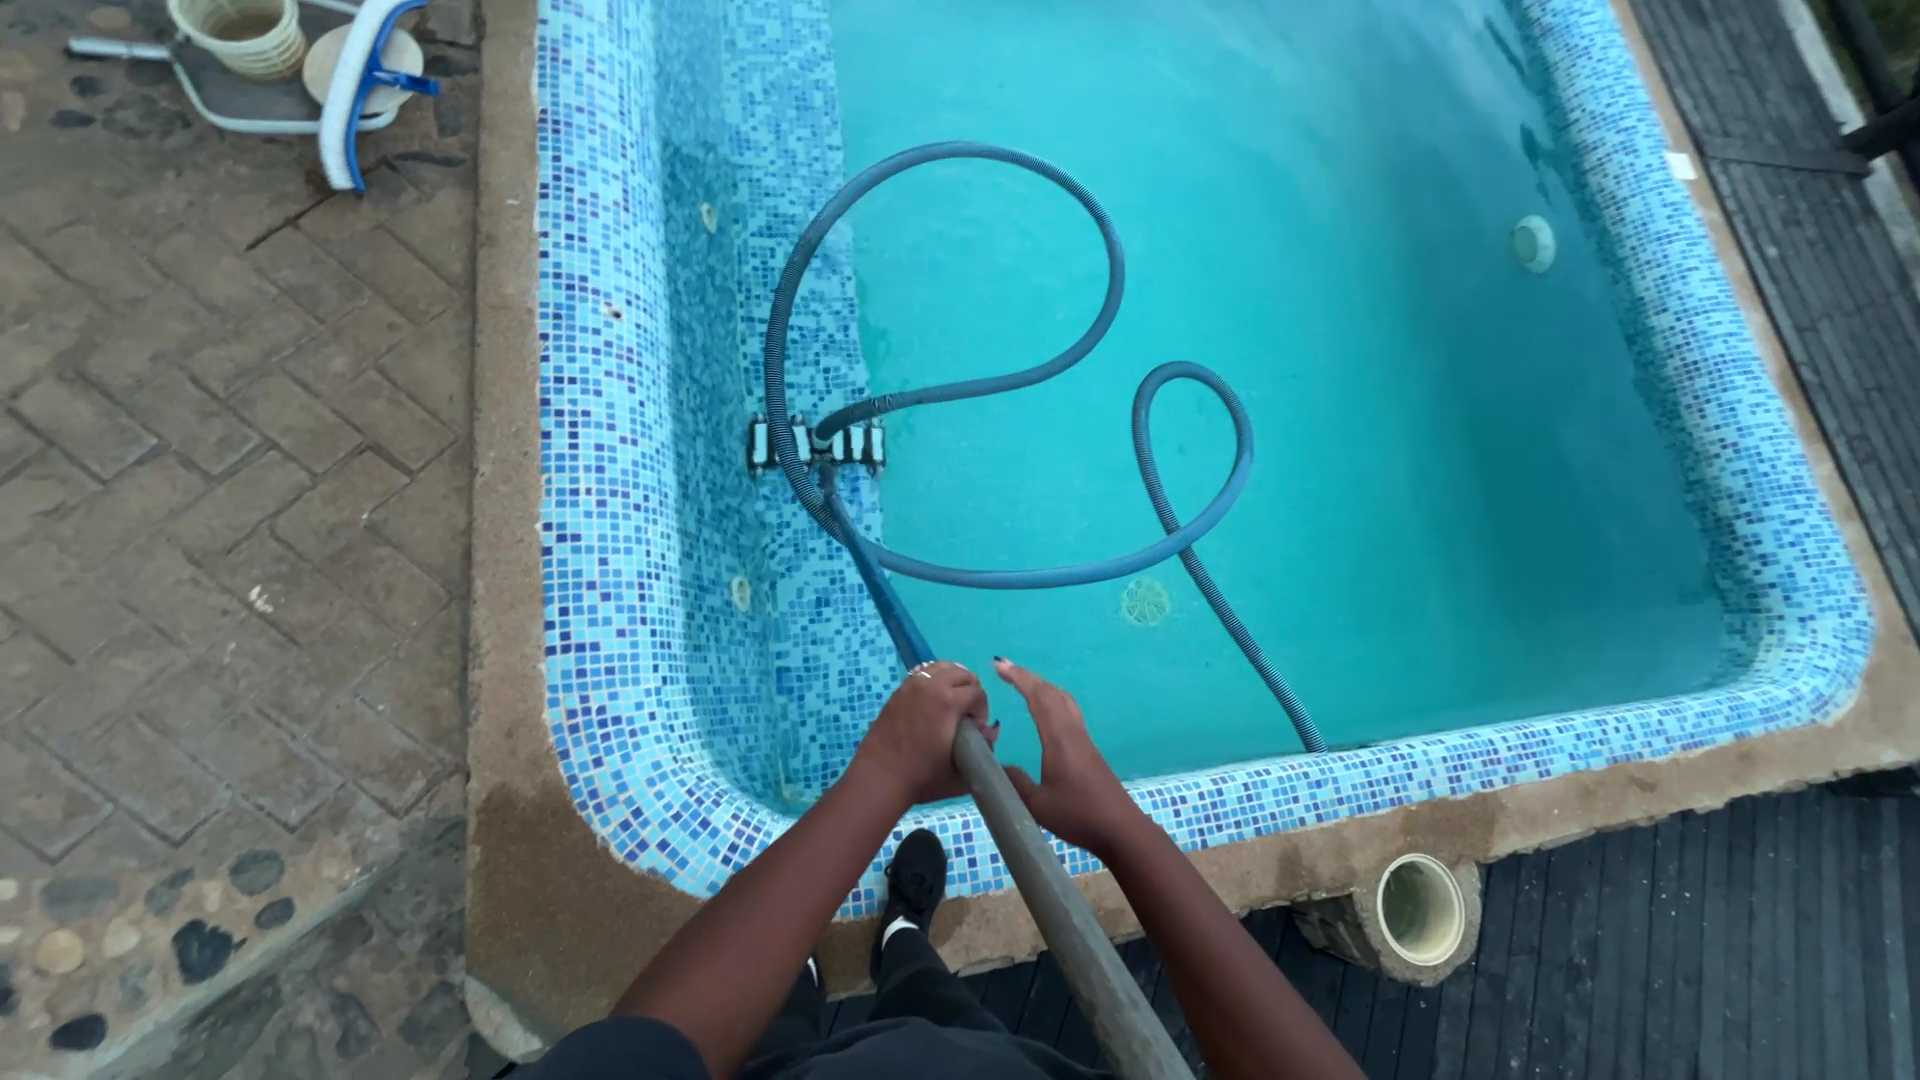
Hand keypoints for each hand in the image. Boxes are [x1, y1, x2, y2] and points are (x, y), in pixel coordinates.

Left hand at [851, 661, 995, 805]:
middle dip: (971, 692)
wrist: (880, 777)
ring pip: (942, 667)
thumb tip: (991, 731)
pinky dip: (934, 679)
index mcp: (949, 702)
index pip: (978, 693)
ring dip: (953, 680)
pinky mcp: (899, 690)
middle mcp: (931, 685)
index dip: (982, 710)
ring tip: (951, 702)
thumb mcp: (960, 771)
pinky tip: (933, 700)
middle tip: (967, 715)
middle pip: (963, 673)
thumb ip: (984, 749)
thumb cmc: (922, 777)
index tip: (976, 728)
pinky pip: (923, 673)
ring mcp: (912, 685)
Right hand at [995, 658, 1146, 860]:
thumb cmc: (1079, 816)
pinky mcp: (1088, 748)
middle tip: (1004, 668)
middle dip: (1027, 677)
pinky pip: (1068, 710)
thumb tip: (998, 766)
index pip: (1038, 698)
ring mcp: (1083, 738)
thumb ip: (1015, 783)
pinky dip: (1052, 699)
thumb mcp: (1038, 805)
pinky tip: (1046, 709)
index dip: (1019, 679)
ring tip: (1022, 683)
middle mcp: (1072, 731)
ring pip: (1063, 699)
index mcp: (1059, 738)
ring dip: (1042, 686)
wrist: (1120, 828)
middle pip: (1051, 692)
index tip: (999, 666)